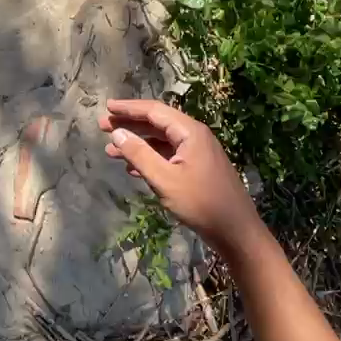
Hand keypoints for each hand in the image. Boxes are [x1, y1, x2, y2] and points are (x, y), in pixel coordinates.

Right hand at [100, 100, 258, 243]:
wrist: (237, 232)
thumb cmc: (201, 203)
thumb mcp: (164, 179)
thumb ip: (139, 154)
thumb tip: (117, 132)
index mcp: (190, 132)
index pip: (154, 111)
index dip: (129, 108)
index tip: (107, 107)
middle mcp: (195, 136)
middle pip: (157, 123)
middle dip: (129, 125)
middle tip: (103, 127)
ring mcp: (197, 153)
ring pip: (161, 141)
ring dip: (136, 143)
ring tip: (110, 150)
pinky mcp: (197, 168)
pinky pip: (168, 155)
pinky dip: (149, 157)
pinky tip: (132, 168)